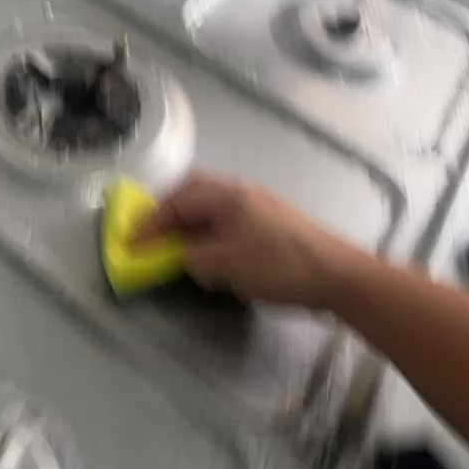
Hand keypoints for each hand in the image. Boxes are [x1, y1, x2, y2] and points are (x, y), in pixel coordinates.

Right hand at [137, 172, 363, 308]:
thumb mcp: (225, 265)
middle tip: (150, 238)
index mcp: (227, 194)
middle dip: (169, 216)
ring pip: (213, 211)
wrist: (338, 276)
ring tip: (176, 249)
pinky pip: (229, 224)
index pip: (177, 200)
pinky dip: (211, 237)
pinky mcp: (273, 225)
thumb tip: (182, 256)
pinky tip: (213, 258)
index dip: (150, 221)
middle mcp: (241, 192)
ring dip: (190, 227)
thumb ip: (192, 258)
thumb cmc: (278, 265)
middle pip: (194, 196)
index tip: (130, 242)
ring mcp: (259, 207)